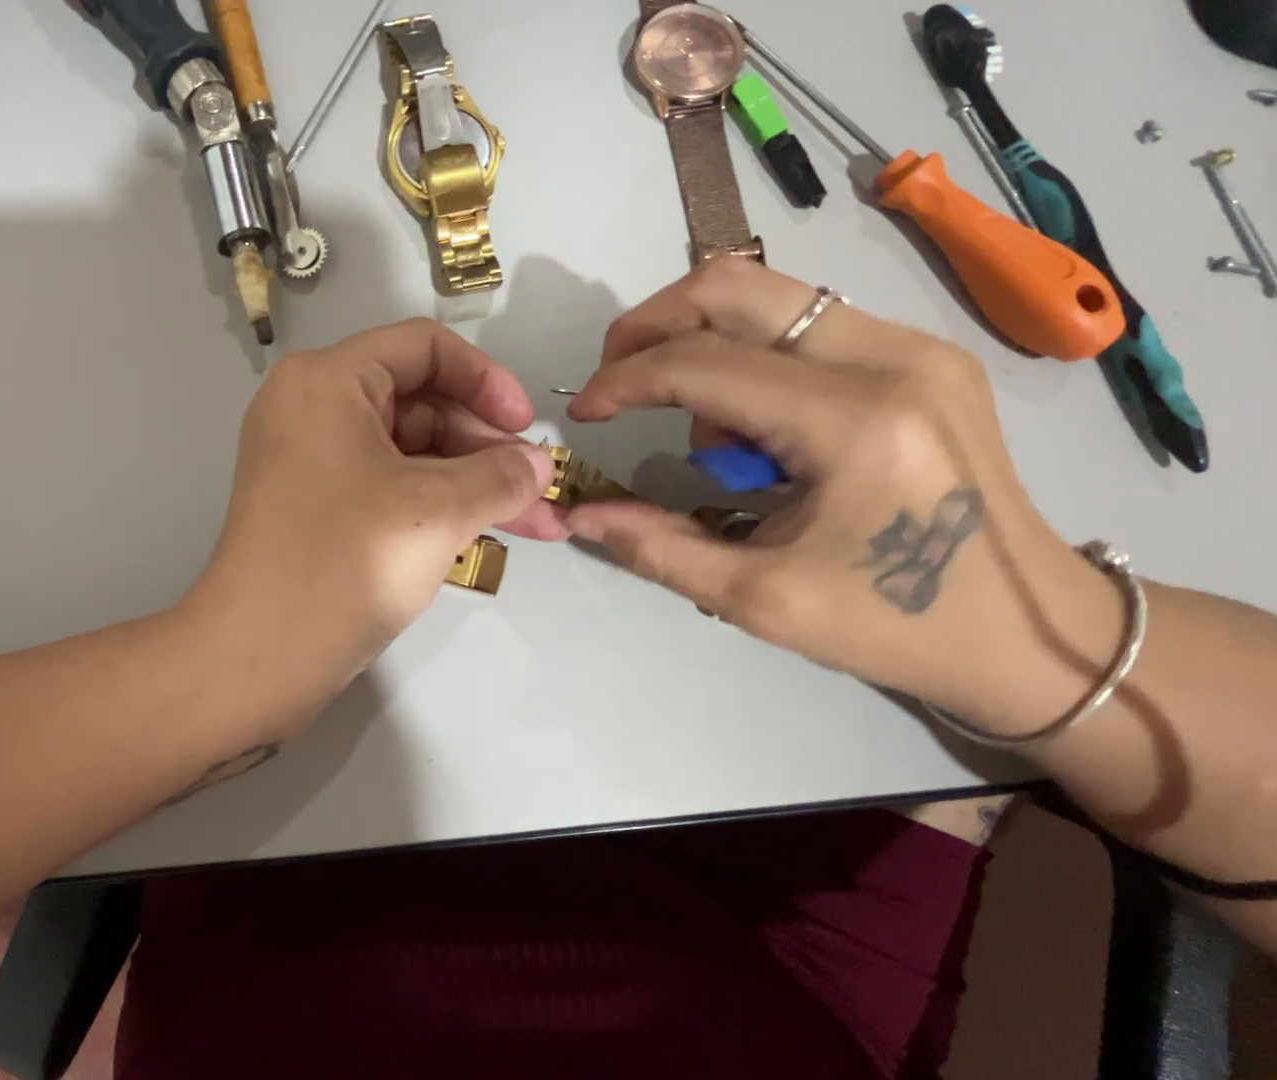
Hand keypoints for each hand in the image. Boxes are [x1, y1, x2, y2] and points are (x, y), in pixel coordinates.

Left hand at [191, 319, 566, 689]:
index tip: (524, 427)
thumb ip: (501, 475)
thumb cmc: (346, 561)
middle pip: (419, 401)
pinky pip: (388, 487)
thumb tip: (539, 464)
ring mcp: (310, 463)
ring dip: (472, 483)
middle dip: (487, 445)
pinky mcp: (316, 510)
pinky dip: (437, 505)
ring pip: (409, 453)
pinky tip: (491, 532)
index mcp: (328, 381)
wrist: (260, 655)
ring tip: (538, 523)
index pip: (423, 347)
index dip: (486, 379)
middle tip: (539, 489)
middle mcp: (311, 410)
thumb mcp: (438, 510)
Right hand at [565, 259, 1123, 734]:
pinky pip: (805, 323)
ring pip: (768, 296)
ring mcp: (915, 346)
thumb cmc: (895, 624)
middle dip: (651, 324)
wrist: (1033, 629)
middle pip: (735, 286)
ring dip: (703, 344)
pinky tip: (756, 429)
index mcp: (853, 422)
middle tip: (616, 379)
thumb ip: (657, 546)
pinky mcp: (922, 354)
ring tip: (706, 434)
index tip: (582, 413)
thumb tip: (578, 512)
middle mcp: (890, 357)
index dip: (622, 381)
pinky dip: (750, 358)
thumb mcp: (760, 599)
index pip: (701, 363)